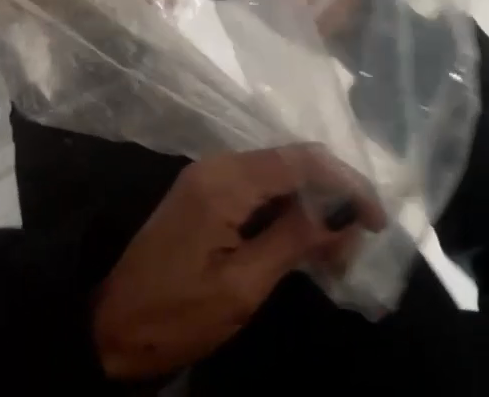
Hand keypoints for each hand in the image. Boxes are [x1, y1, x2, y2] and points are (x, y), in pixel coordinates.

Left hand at [91, 144, 386, 379]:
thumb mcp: (243, 285)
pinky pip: (258, 189)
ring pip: (278, 175)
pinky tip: (305, 243)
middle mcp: (217, 165)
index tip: (377, 222)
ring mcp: (208, 177)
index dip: (347, 184)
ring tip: (339, 250)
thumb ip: (294, 241)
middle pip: (292, 161)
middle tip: (360, 241)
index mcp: (225, 181)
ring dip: (312, 205)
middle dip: (332, 195)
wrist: (111, 326)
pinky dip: (287, 211)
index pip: (302, 161)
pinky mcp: (204, 195)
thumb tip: (344, 214)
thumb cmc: (177, 312)